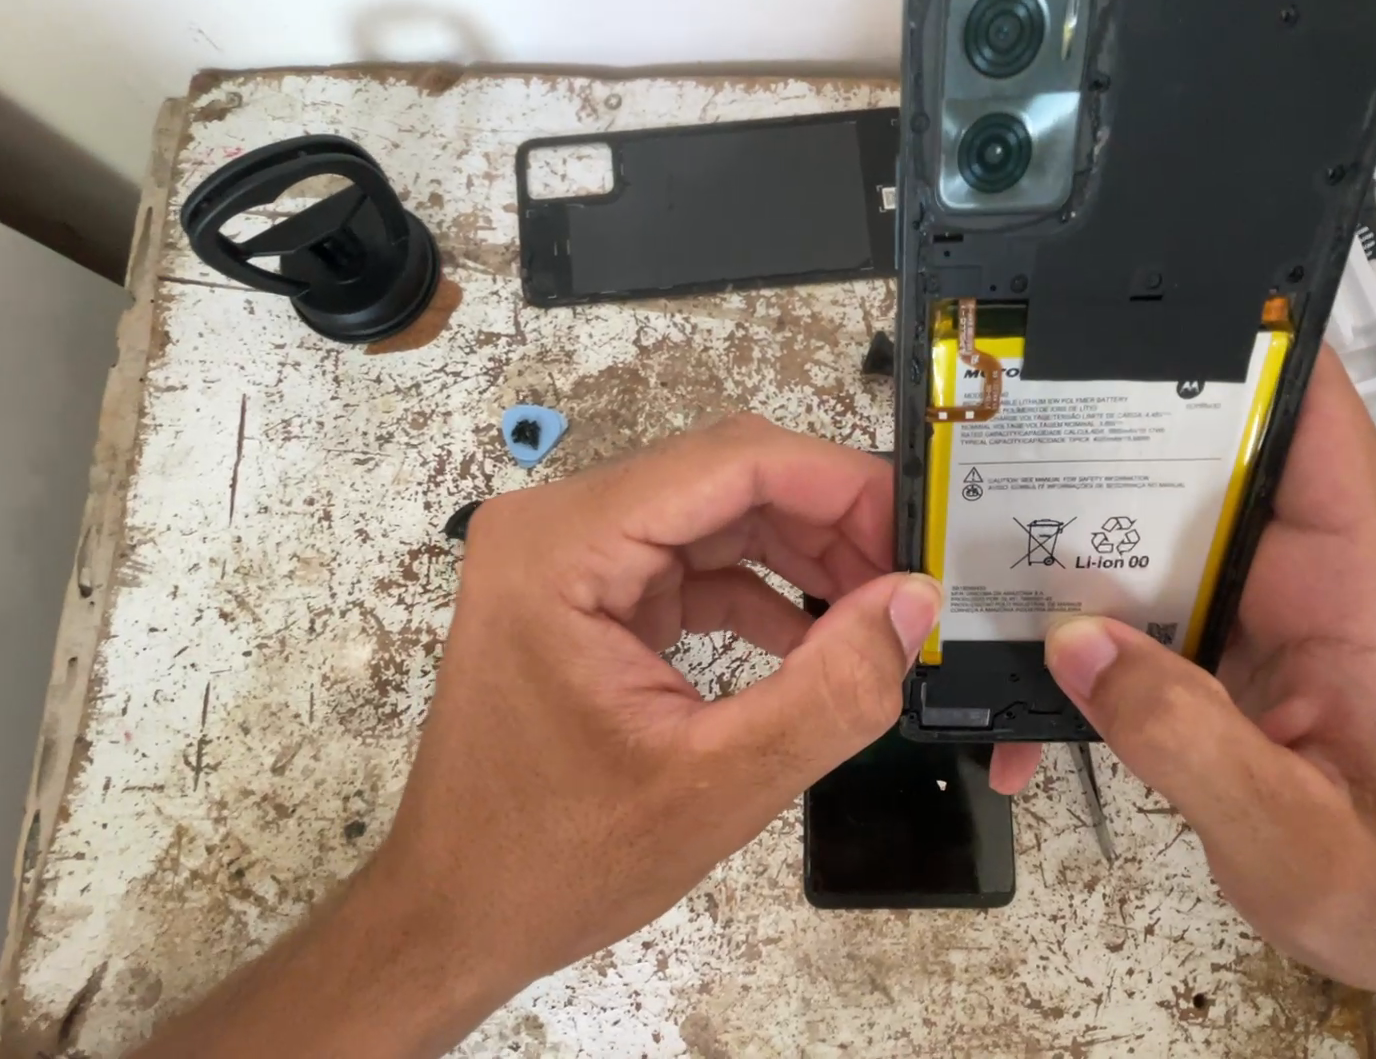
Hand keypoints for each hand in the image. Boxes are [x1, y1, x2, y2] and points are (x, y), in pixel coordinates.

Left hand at [370, 415, 941, 1031]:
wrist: (457, 913)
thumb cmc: (557, 862)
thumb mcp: (717, 785)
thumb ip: (832, 691)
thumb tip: (915, 601)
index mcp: (565, 544)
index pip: (732, 461)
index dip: (840, 485)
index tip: (918, 535)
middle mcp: (561, 523)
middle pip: (729, 476)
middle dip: (830, 520)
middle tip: (907, 580)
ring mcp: (575, 554)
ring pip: (721, 513)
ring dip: (804, 553)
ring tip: (872, 609)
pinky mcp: (594, 588)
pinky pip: (697, 560)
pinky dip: (763, 590)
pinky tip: (812, 640)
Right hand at [1036, 348, 1375, 990]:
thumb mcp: (1289, 828)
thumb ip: (1188, 739)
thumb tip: (1072, 640)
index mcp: (1350, 567)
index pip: (1308, 407)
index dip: (1232, 343)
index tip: (1124, 318)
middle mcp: (1289, 558)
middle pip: (1191, 452)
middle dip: (1097, 432)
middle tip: (992, 430)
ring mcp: (1234, 593)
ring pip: (1136, 520)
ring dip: (1059, 525)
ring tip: (967, 527)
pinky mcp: (1194, 632)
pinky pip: (1116, 591)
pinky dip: (1060, 608)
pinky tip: (1004, 648)